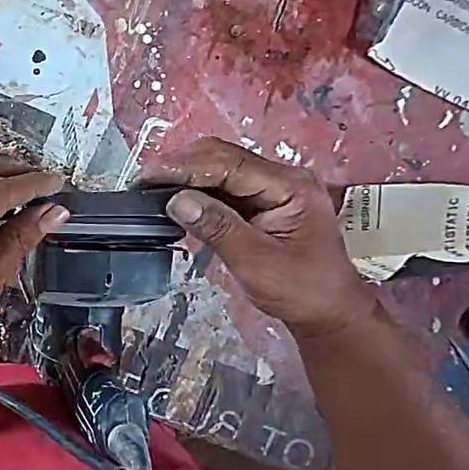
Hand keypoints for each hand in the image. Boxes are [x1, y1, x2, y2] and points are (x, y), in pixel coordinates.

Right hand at [139, 137, 375, 337]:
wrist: (327, 313)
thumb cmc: (300, 289)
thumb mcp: (256, 262)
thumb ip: (218, 227)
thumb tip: (177, 200)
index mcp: (289, 186)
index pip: (228, 164)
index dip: (183, 167)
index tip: (146, 177)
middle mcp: (279, 178)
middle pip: (220, 157)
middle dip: (179, 165)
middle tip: (141, 183)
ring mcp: (268, 189)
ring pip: (216, 167)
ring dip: (182, 176)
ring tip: (149, 189)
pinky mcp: (255, 202)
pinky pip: (218, 186)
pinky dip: (191, 189)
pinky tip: (171, 198)